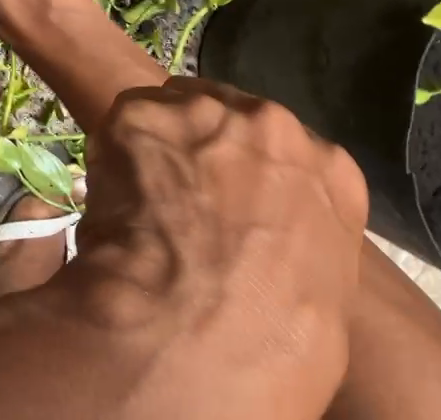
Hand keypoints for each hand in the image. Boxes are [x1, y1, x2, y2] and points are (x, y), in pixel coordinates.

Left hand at [72, 76, 370, 419]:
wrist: (203, 323)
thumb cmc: (275, 330)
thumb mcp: (322, 280)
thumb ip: (294, 229)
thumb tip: (258, 229)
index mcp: (331, 168)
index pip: (276, 144)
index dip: (239, 163)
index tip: (218, 185)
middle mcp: (271, 124)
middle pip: (219, 112)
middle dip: (194, 140)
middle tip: (170, 182)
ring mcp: (203, 113)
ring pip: (165, 110)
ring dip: (151, 141)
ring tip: (138, 191)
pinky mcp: (140, 114)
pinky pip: (118, 124)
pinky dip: (109, 152)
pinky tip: (113, 192)